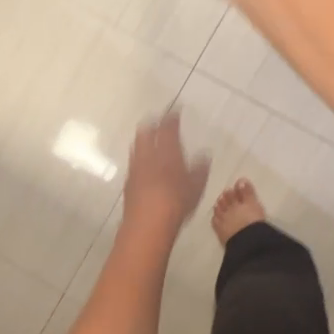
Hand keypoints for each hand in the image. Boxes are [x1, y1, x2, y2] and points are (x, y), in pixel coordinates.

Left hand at [123, 111, 210, 230]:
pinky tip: (143, 161)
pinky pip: (133, 160)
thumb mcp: (197, 186)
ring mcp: (135, 167)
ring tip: (148, 136)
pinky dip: (139, 155)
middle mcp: (148, 155)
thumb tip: (205, 154)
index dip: (172, 117)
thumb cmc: (177, 203)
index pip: (168, 128)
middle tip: (158, 119)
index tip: (175, 110)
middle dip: (152, 123)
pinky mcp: (128, 181)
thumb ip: (200, 168)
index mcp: (167, 152)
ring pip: (136, 145)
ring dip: (143, 137)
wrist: (148, 223)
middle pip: (146, 131)